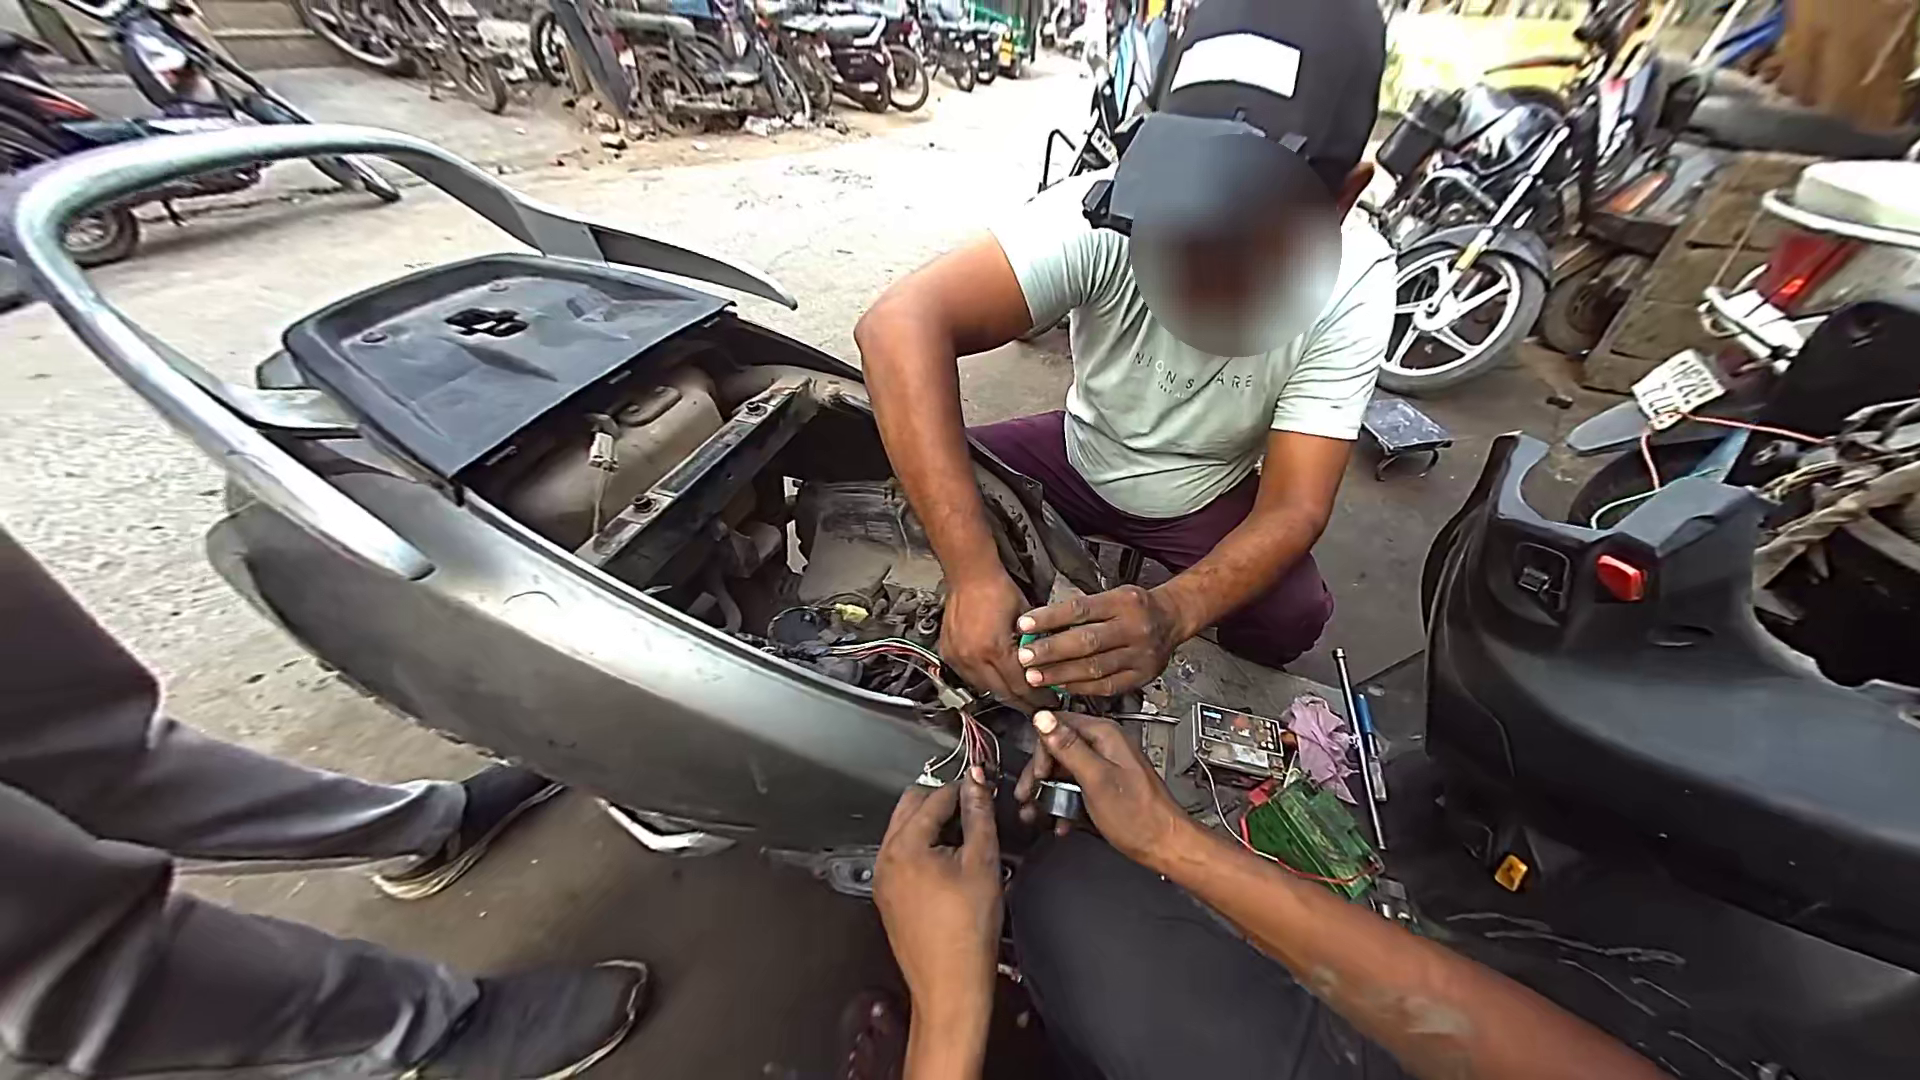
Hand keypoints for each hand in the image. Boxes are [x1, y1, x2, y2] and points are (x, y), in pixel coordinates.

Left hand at [873, 769, 1002, 1032]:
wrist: (951, 989)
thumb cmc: (967, 932)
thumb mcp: (982, 861)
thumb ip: (979, 814)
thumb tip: (977, 782)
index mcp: (904, 845)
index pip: (935, 796)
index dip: (964, 789)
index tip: (983, 787)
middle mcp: (886, 857)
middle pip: (912, 804)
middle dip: (942, 800)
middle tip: (973, 808)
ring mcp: (883, 876)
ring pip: (905, 825)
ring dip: (932, 820)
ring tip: (964, 833)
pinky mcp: (888, 894)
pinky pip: (902, 851)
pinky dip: (923, 842)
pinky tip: (948, 857)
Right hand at [941, 571, 1044, 707]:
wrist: (969, 575)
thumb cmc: (998, 589)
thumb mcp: (1026, 619)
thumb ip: (1033, 646)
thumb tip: (1046, 668)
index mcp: (995, 649)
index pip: (1021, 686)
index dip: (1038, 698)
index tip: (1050, 701)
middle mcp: (973, 658)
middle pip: (1002, 694)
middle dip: (1023, 703)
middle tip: (1038, 706)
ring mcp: (958, 658)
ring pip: (984, 689)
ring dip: (1002, 694)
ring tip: (1019, 695)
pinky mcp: (949, 654)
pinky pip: (968, 678)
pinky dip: (984, 682)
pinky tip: (996, 680)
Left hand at [1014, 585, 1184, 696]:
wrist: (1172, 619)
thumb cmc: (1134, 606)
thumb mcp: (1110, 595)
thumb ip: (1079, 610)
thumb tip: (1039, 625)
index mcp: (1121, 602)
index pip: (1079, 609)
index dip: (1049, 618)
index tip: (1024, 625)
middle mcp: (1133, 628)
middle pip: (1086, 641)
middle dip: (1051, 651)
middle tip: (1025, 658)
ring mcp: (1139, 655)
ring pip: (1095, 668)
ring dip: (1060, 674)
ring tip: (1036, 676)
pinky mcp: (1141, 676)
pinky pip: (1107, 686)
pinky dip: (1080, 688)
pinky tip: (1061, 686)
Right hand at [1018, 710, 1193, 870]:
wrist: (1166, 847)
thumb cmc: (1140, 817)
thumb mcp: (1096, 779)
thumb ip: (1068, 747)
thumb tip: (1043, 718)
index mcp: (1104, 735)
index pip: (1058, 724)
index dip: (1042, 748)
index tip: (1038, 774)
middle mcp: (1105, 744)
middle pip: (1057, 748)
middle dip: (1039, 774)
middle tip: (1029, 795)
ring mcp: (1105, 764)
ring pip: (1063, 769)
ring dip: (1046, 790)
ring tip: (1035, 811)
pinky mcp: (1105, 783)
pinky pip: (1075, 785)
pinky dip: (1063, 801)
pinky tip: (1059, 819)